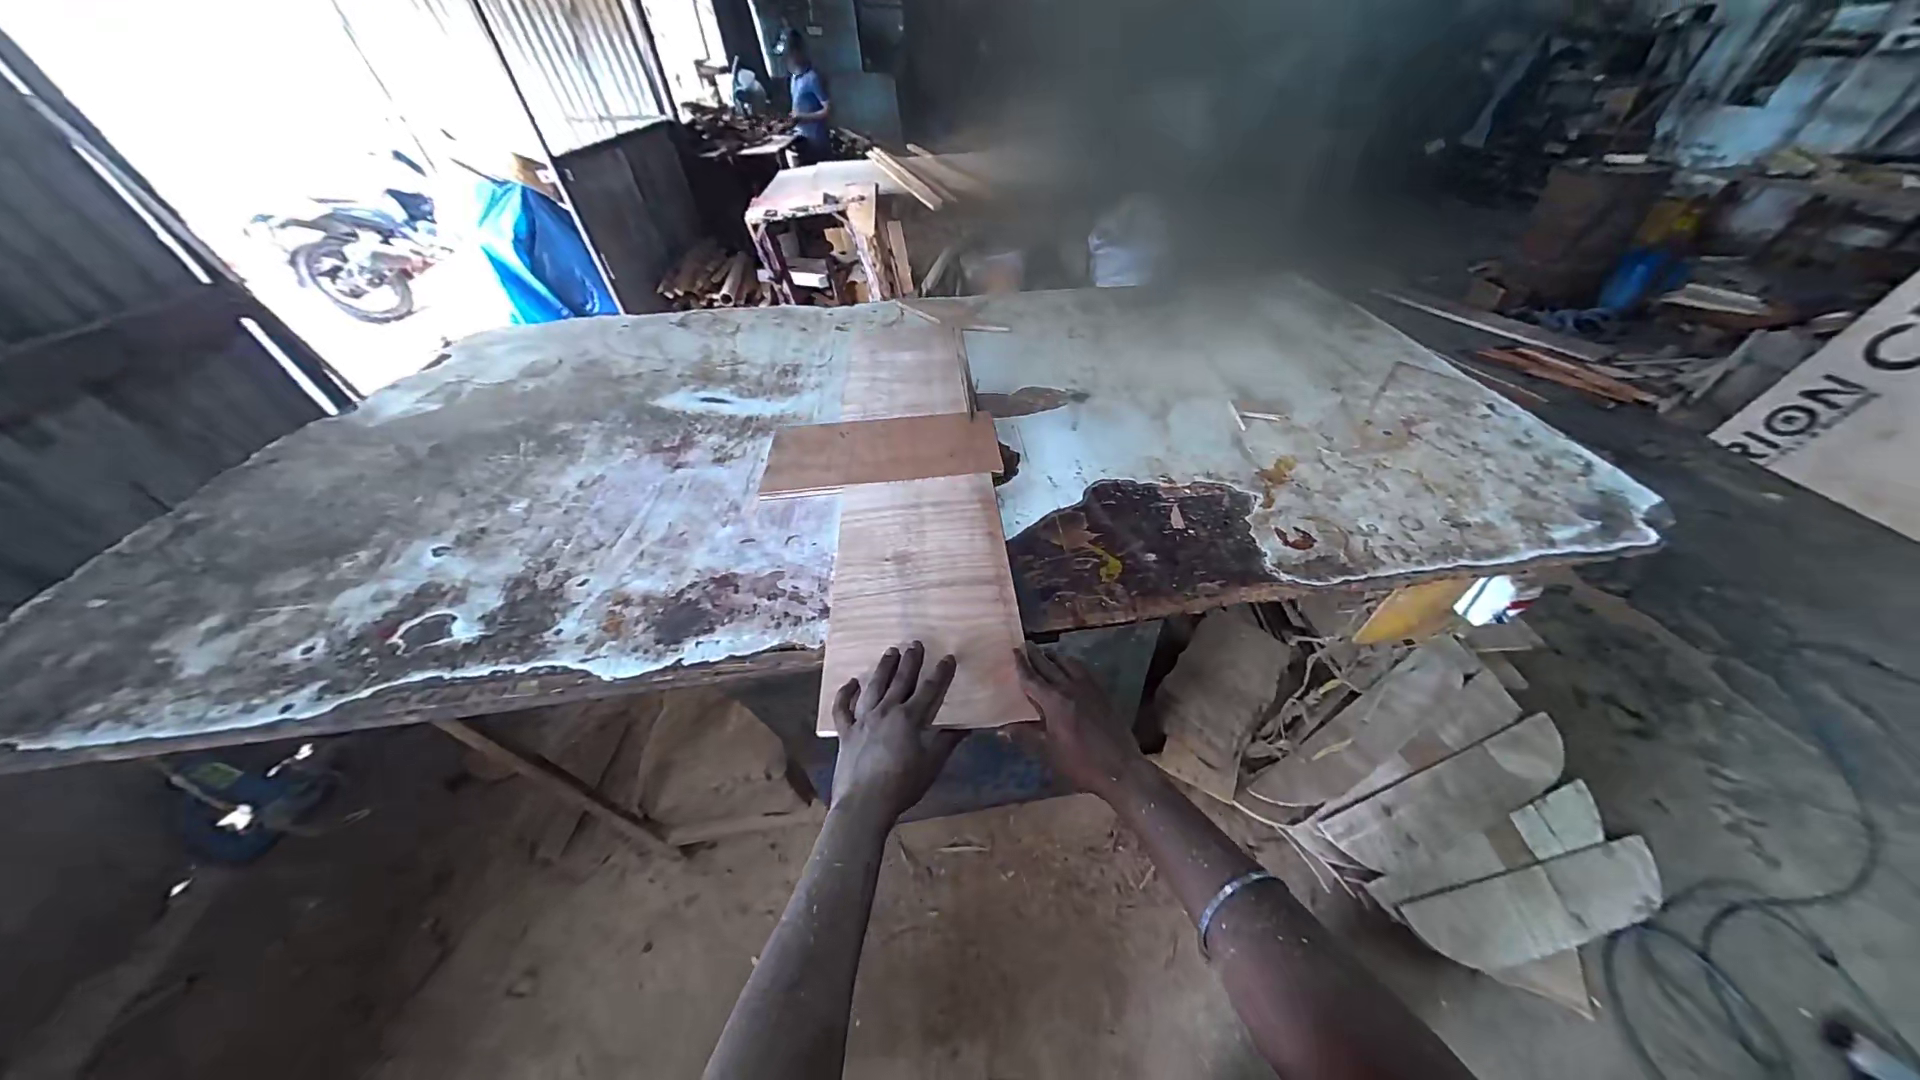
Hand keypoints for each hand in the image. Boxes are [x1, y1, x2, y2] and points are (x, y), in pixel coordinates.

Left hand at [829, 642, 962, 821]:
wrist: (864, 804)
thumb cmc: (902, 786)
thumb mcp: (931, 764)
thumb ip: (947, 742)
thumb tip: (966, 726)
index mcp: (909, 718)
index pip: (929, 690)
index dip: (940, 673)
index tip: (948, 657)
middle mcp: (885, 711)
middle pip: (900, 681)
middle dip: (910, 661)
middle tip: (915, 644)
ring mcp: (863, 720)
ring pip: (874, 687)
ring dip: (883, 668)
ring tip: (890, 652)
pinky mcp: (846, 732)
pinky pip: (843, 708)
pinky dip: (846, 694)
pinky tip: (851, 682)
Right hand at [1011, 644, 1146, 801]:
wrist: (1121, 768)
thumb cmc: (1080, 763)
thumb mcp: (1048, 752)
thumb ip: (1026, 735)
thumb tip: (1002, 728)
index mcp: (1053, 701)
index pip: (1032, 678)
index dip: (1021, 665)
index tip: (1014, 651)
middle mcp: (1070, 688)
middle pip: (1049, 666)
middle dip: (1036, 655)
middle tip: (1026, 644)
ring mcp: (1089, 688)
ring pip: (1068, 664)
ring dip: (1055, 657)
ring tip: (1046, 654)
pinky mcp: (1102, 693)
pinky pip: (1084, 670)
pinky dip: (1073, 664)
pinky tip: (1072, 667)